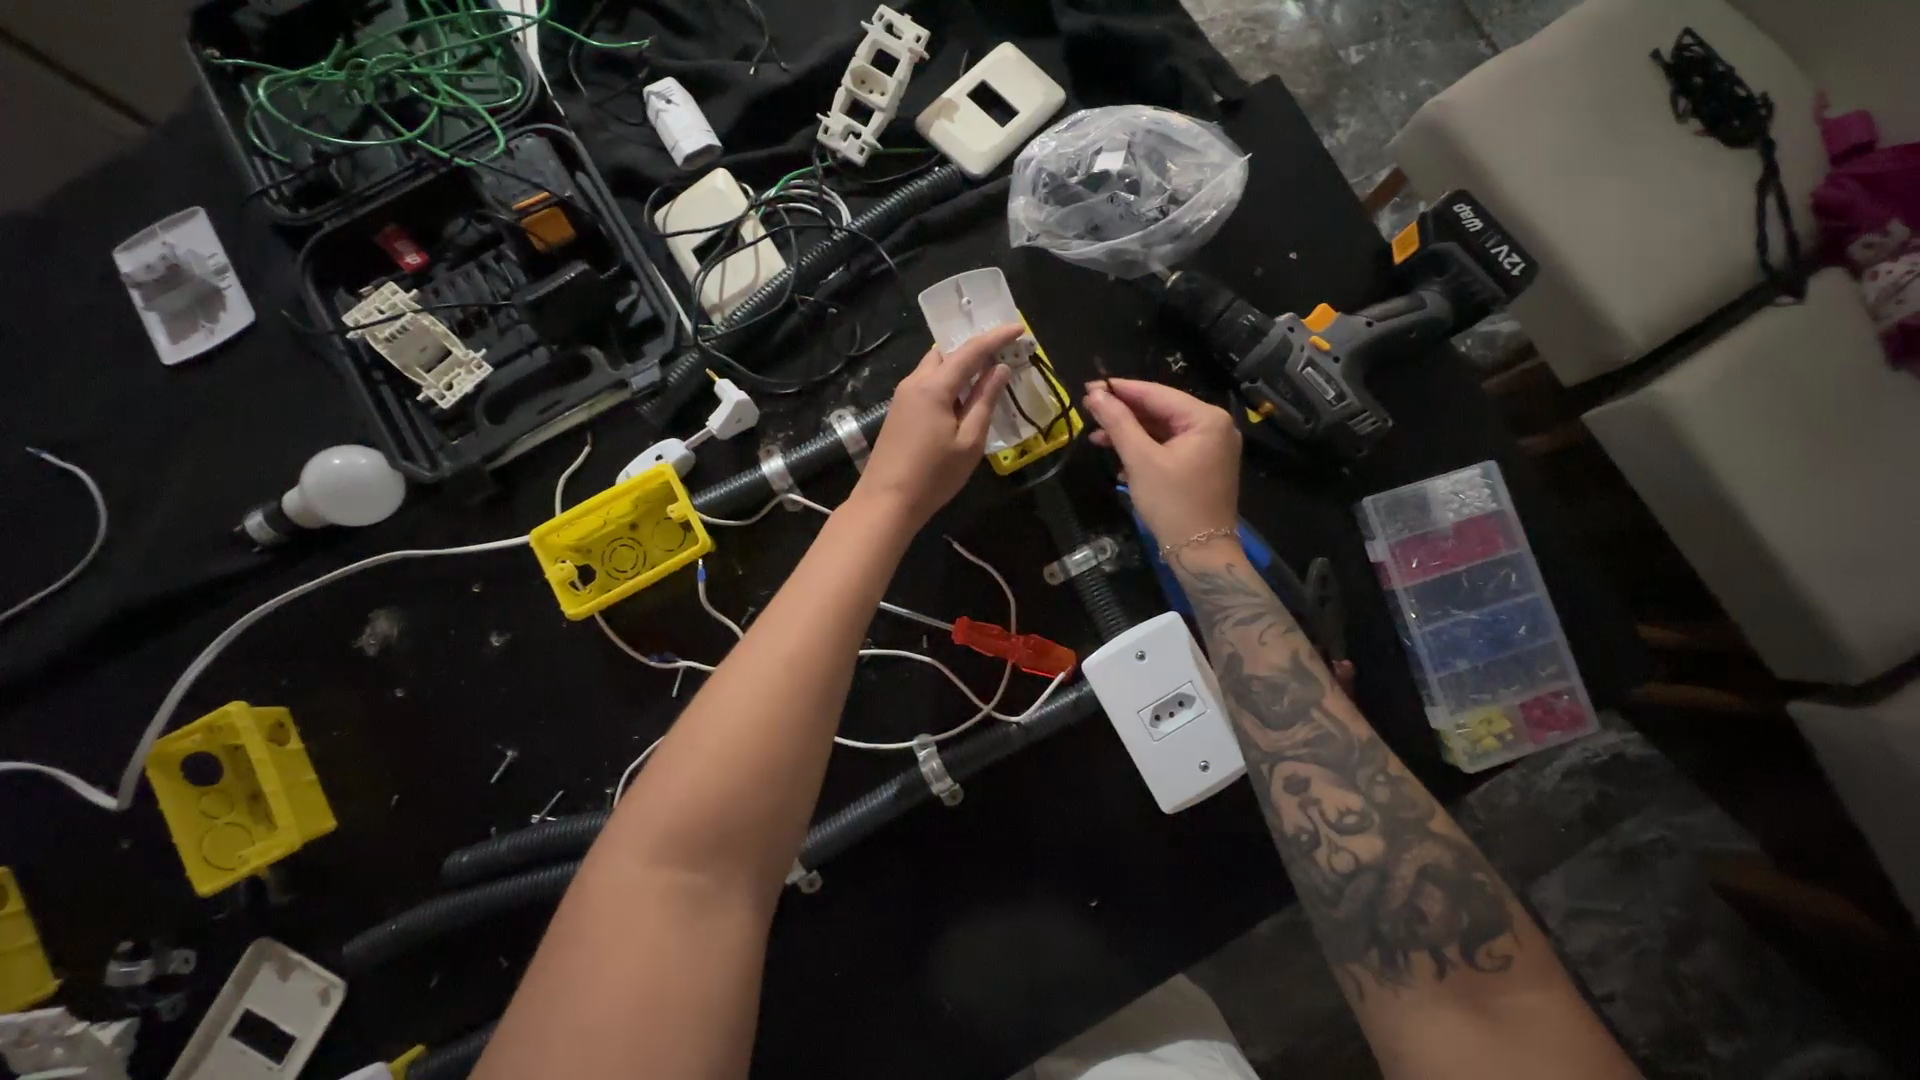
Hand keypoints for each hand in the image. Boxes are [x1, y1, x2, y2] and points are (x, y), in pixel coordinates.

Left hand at [855, 324, 1018, 527]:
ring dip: (959, 365)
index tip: (1019, 328)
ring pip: (934, 367)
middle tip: (1001, 352)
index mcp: (934, 386)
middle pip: (946, 352)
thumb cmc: (934, 475)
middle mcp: (915, 382)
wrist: (886, 500)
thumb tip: (999, 370)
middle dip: (974, 348)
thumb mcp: (969, 441)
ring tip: (984, 375)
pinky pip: (926, 384)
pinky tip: (961, 398)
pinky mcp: (898, 411)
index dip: (997, 337)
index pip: (971, 351)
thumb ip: (985, 401)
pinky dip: (946, 381)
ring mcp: (903, 396)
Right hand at [1081, 378, 1241, 543]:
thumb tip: (1095, 395)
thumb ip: (1118, 423)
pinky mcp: (1204, 466)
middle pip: (1161, 410)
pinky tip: (1119, 456)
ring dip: (1131, 433)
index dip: (1121, 390)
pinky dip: (1145, 449)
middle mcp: (1215, 427)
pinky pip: (1170, 448)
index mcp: (1207, 419)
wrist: (1201, 553)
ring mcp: (1211, 448)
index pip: (1157, 394)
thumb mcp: (1141, 460)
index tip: (1089, 387)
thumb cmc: (1173, 503)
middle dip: (1124, 413)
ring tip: (1096, 437)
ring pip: (1163, 430)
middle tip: (1089, 409)